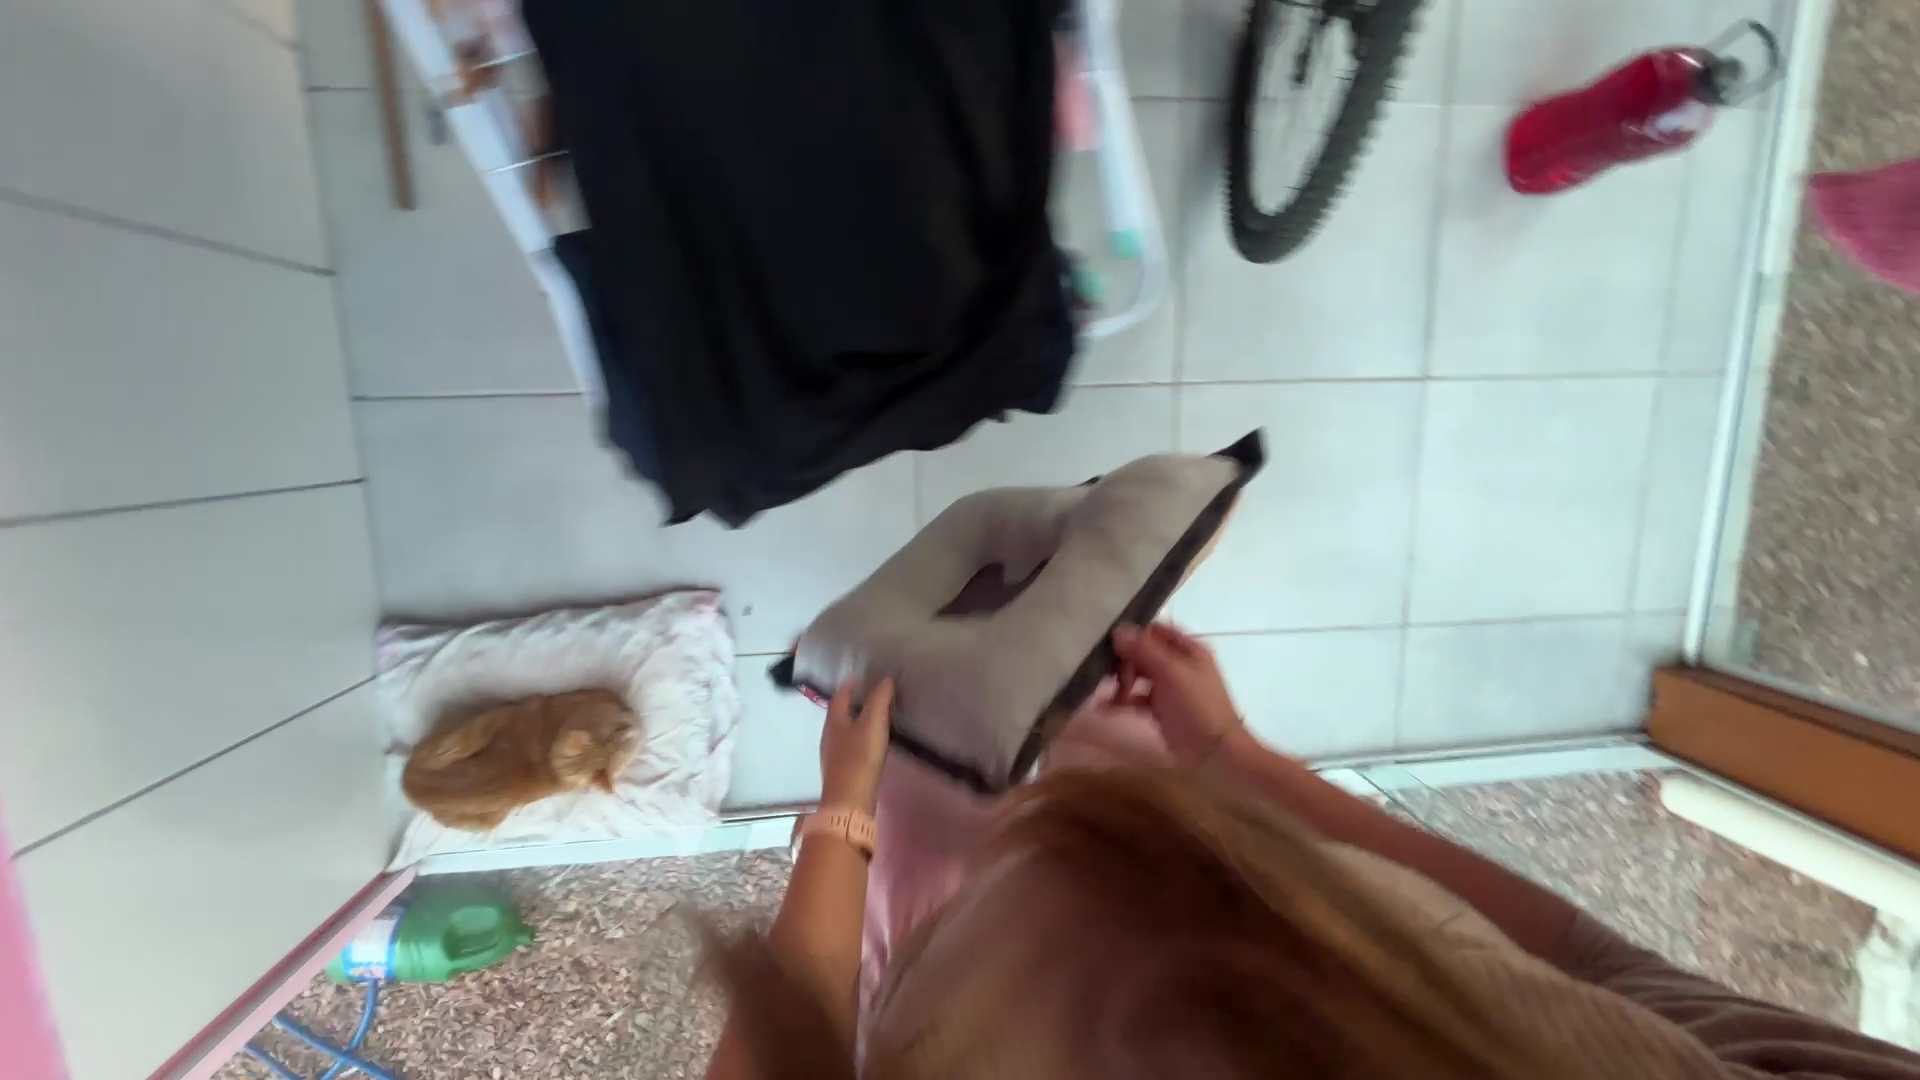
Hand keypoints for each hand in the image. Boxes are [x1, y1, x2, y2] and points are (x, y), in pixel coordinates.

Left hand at [819, 678, 893, 812]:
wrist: (849, 800)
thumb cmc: (860, 757)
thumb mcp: (873, 723)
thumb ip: (879, 699)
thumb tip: (885, 680)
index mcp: (834, 721)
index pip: (840, 695)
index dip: (851, 685)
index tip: (863, 678)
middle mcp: (828, 735)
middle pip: (839, 713)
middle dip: (853, 703)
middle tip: (872, 697)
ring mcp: (832, 755)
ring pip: (843, 731)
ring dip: (856, 722)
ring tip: (874, 720)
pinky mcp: (840, 770)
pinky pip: (848, 746)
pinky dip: (859, 739)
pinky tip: (870, 745)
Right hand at [1111, 623, 1242, 761]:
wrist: (1213, 753)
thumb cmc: (1197, 706)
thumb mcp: (1171, 673)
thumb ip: (1144, 650)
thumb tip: (1118, 630)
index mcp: (1188, 649)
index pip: (1156, 631)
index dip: (1134, 635)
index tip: (1112, 643)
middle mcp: (1179, 664)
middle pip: (1144, 652)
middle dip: (1125, 661)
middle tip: (1112, 674)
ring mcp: (1170, 686)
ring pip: (1139, 674)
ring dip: (1121, 680)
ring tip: (1110, 692)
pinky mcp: (1161, 707)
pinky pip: (1136, 697)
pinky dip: (1122, 700)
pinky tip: (1104, 706)